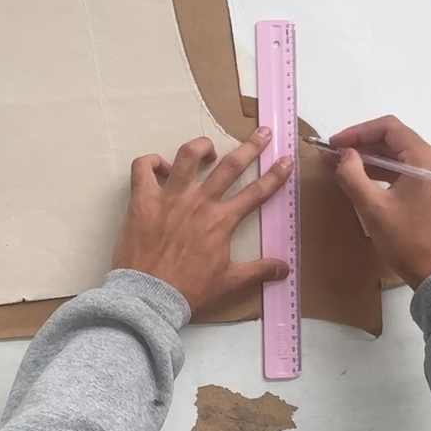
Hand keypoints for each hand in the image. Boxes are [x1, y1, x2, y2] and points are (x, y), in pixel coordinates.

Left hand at [112, 127, 292, 314]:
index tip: (286, 161)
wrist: (150, 296)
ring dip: (201, 146)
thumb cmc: (189, 290)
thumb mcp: (229, 282)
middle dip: (251, 147)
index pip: (257, 193)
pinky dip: (151, 162)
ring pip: (188, 156)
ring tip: (209, 148)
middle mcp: (199, 202)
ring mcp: (170, 197)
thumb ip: (259, 271)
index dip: (275, 176)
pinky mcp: (143, 199)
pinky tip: (160, 167)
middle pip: (231, 165)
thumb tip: (285, 269)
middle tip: (263, 133)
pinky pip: (143, 168)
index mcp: (222, 220)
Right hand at [327, 115, 430, 287]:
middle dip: (362, 145)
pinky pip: (406, 169)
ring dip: (371, 158)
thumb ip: (353, 175)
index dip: (358, 132)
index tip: (335, 143)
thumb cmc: (406, 241)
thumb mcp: (372, 208)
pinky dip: (383, 171)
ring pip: (399, 154)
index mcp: (426, 160)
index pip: (389, 128)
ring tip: (341, 164)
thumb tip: (344, 155)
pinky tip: (361, 176)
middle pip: (395, 139)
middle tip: (334, 154)